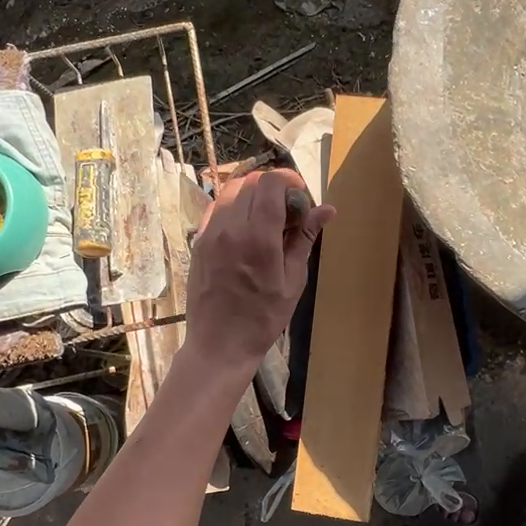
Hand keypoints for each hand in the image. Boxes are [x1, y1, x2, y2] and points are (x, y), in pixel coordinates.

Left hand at [185, 169, 333, 369]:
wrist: (219, 344)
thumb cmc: (263, 318)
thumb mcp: (293, 281)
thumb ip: (304, 240)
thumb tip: (326, 210)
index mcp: (258, 238)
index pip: (270, 184)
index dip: (288, 180)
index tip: (301, 195)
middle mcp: (230, 228)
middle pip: (250, 182)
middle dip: (272, 186)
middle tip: (287, 209)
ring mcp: (209, 233)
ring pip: (230, 190)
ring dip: (252, 192)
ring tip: (267, 215)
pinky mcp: (198, 241)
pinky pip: (216, 208)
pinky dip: (233, 205)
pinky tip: (246, 226)